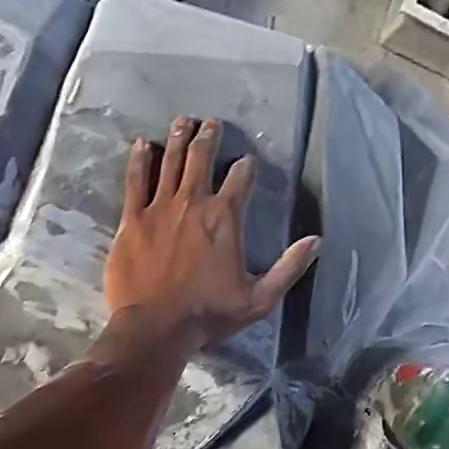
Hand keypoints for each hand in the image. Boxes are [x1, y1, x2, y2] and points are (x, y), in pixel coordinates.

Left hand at [102, 116, 320, 355]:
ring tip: (182, 121)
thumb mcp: (259, 299)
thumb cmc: (208, 314)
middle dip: (209, 137)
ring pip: (170, 161)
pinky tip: (141, 145)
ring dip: (178, 138)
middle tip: (210, 123)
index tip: (245, 165)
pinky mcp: (131, 220)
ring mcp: (159, 208)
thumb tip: (316, 241)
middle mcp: (193, 202)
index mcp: (225, 217)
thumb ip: (289, 268)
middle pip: (202, 157)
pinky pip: (135, 181)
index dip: (245, 168)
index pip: (241, 177)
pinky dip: (139, 160)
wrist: (156, 327)